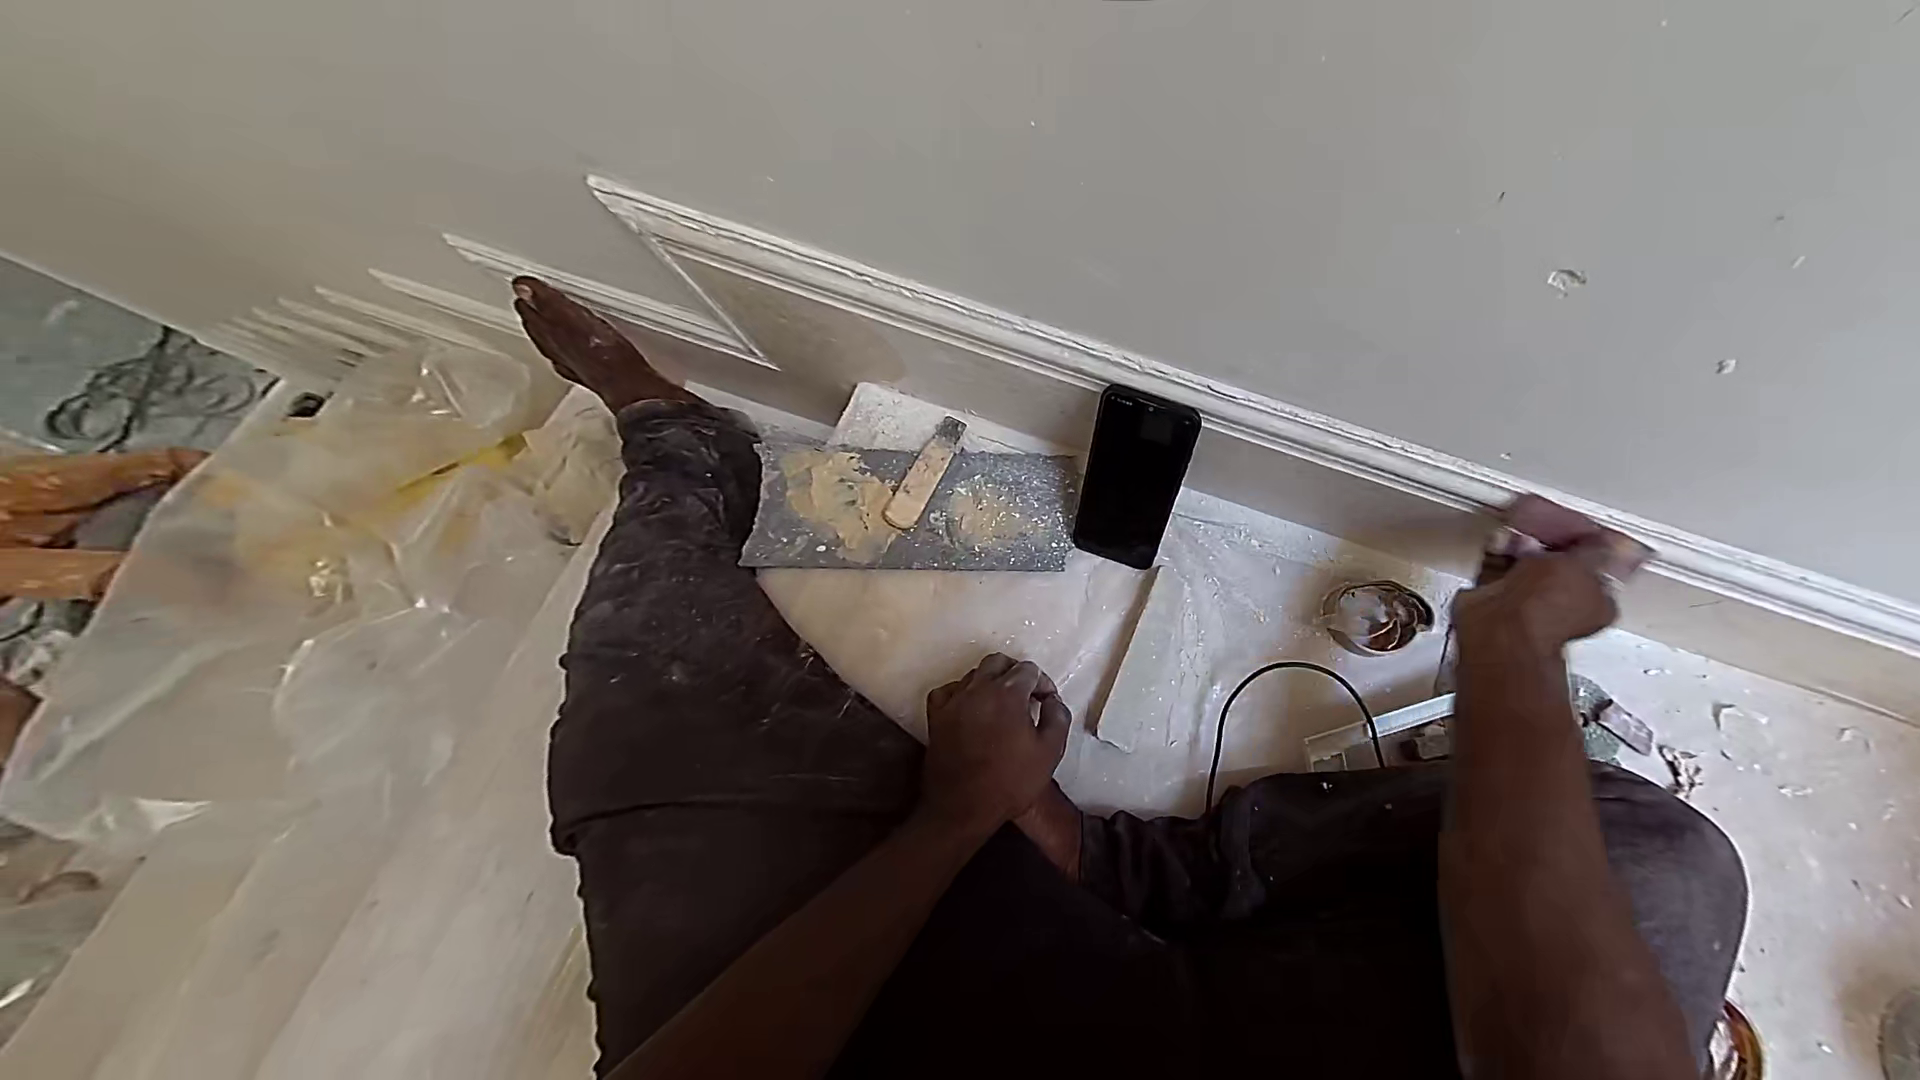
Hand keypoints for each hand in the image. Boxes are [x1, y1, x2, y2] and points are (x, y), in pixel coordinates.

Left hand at [920, 653, 1071, 834]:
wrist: (963, 807)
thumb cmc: (1010, 782)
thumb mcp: (1049, 752)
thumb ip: (1057, 717)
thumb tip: (1052, 700)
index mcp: (1007, 694)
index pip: (1028, 670)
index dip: (1042, 683)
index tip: (1046, 701)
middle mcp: (978, 689)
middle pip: (998, 663)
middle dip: (1015, 673)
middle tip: (1026, 695)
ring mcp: (954, 700)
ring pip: (974, 674)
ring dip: (990, 681)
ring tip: (1001, 704)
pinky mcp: (936, 715)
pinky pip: (948, 690)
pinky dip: (961, 692)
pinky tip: (970, 707)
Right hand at [1452, 495, 1650, 654]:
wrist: (1499, 623)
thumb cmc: (1548, 602)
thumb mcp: (1583, 566)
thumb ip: (1593, 550)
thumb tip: (1601, 539)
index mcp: (1596, 603)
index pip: (1597, 570)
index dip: (1589, 546)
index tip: (1578, 528)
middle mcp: (1562, 604)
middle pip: (1558, 566)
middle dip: (1550, 544)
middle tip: (1545, 523)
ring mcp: (1526, 602)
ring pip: (1525, 565)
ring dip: (1522, 546)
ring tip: (1518, 527)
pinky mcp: (1492, 597)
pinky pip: (1497, 567)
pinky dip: (1497, 551)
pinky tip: (1499, 537)